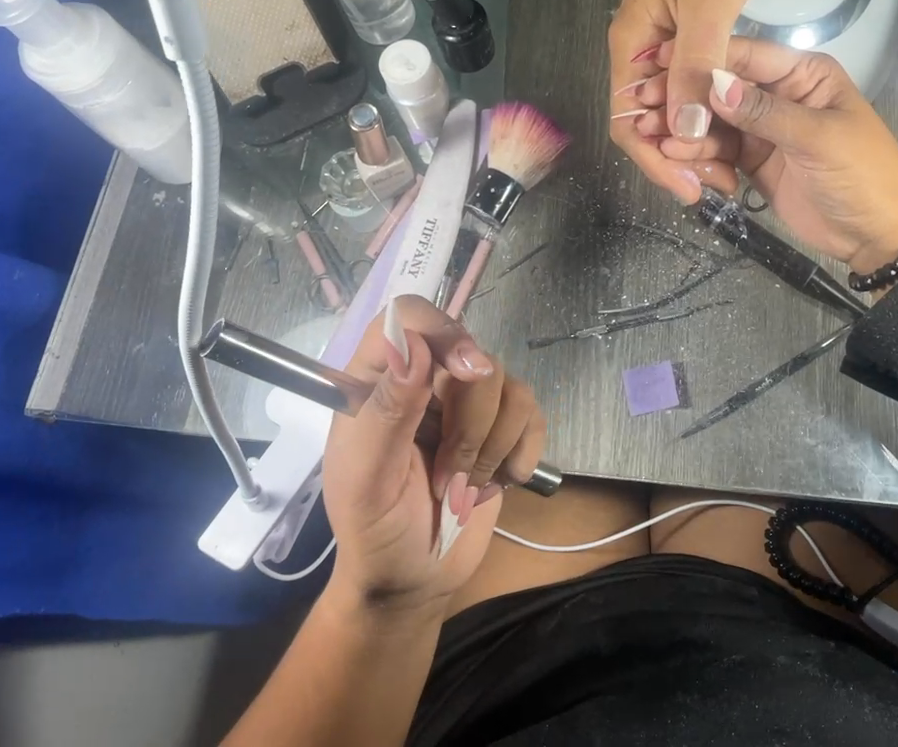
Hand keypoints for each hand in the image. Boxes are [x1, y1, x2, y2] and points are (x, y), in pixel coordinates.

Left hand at [322, 297, 546, 612]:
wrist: (413, 581)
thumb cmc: (375, 531)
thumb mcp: (365, 480)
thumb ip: (385, 412)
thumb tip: (411, 345)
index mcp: (376, 381)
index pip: (408, 316)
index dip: (442, 331)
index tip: (466, 372)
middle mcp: (424, 380)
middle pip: (471, 354)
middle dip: (469, 425)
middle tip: (447, 476)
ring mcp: (466, 404)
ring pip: (508, 385)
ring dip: (490, 448)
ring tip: (463, 488)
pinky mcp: (503, 429)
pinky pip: (532, 412)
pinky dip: (523, 451)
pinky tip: (500, 482)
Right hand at [607, 0, 761, 203]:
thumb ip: (697, 64)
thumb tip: (686, 128)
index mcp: (632, 47)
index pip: (628, 121)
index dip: (656, 161)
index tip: (691, 188)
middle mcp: (638, 56)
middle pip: (645, 125)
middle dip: (678, 159)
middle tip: (719, 186)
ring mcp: (659, 51)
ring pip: (668, 113)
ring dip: (694, 144)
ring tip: (730, 171)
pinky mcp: (682, 45)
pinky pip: (686, 94)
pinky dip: (705, 119)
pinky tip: (731, 134)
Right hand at [644, 37, 897, 272]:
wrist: (879, 235)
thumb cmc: (863, 175)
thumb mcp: (818, 138)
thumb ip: (764, 112)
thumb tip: (713, 84)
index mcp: (802, 74)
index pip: (744, 56)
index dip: (700, 60)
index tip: (657, 64)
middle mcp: (777, 94)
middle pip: (720, 89)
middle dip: (683, 99)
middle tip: (642, 107)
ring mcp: (762, 129)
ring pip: (712, 122)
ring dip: (685, 132)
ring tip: (654, 140)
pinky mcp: (752, 160)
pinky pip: (717, 151)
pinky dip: (696, 156)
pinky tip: (674, 158)